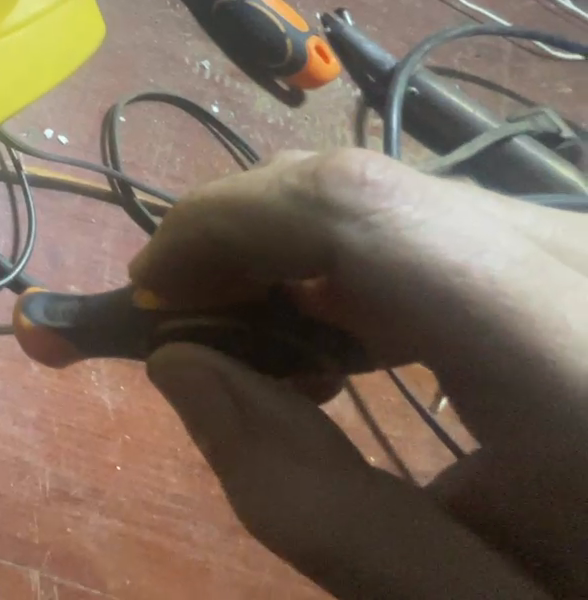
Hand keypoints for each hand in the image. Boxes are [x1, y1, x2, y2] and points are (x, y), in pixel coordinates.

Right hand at [130, 149, 587, 598]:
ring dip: (287, 255)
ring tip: (257, 338)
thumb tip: (177, 366)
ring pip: (398, 201)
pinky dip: (352, 267)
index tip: (148, 292)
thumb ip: (312, 502)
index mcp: (582, 364)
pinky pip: (443, 228)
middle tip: (184, 318)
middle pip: (366, 191)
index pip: (356, 212)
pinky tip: (346, 336)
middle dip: (236, 239)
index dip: (218, 224)